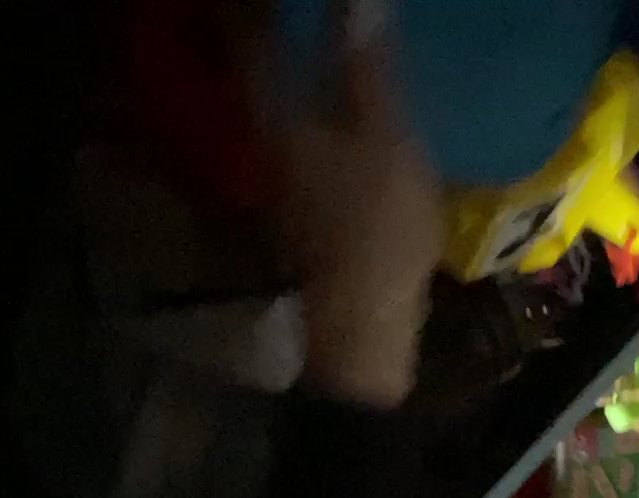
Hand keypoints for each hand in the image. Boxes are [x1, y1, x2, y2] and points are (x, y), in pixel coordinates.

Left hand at [278, 35, 442, 408]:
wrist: (363, 324)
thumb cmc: (377, 229)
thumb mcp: (387, 140)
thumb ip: (369, 65)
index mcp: (279, 114)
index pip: (251, 33)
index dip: (264, 10)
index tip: (285, 1)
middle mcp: (268, 141)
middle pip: (258, 69)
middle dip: (275, 34)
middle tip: (305, 18)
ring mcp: (282, 181)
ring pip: (280, 107)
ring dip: (297, 73)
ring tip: (330, 46)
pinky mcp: (303, 211)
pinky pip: (301, 142)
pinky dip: (316, 116)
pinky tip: (344, 116)